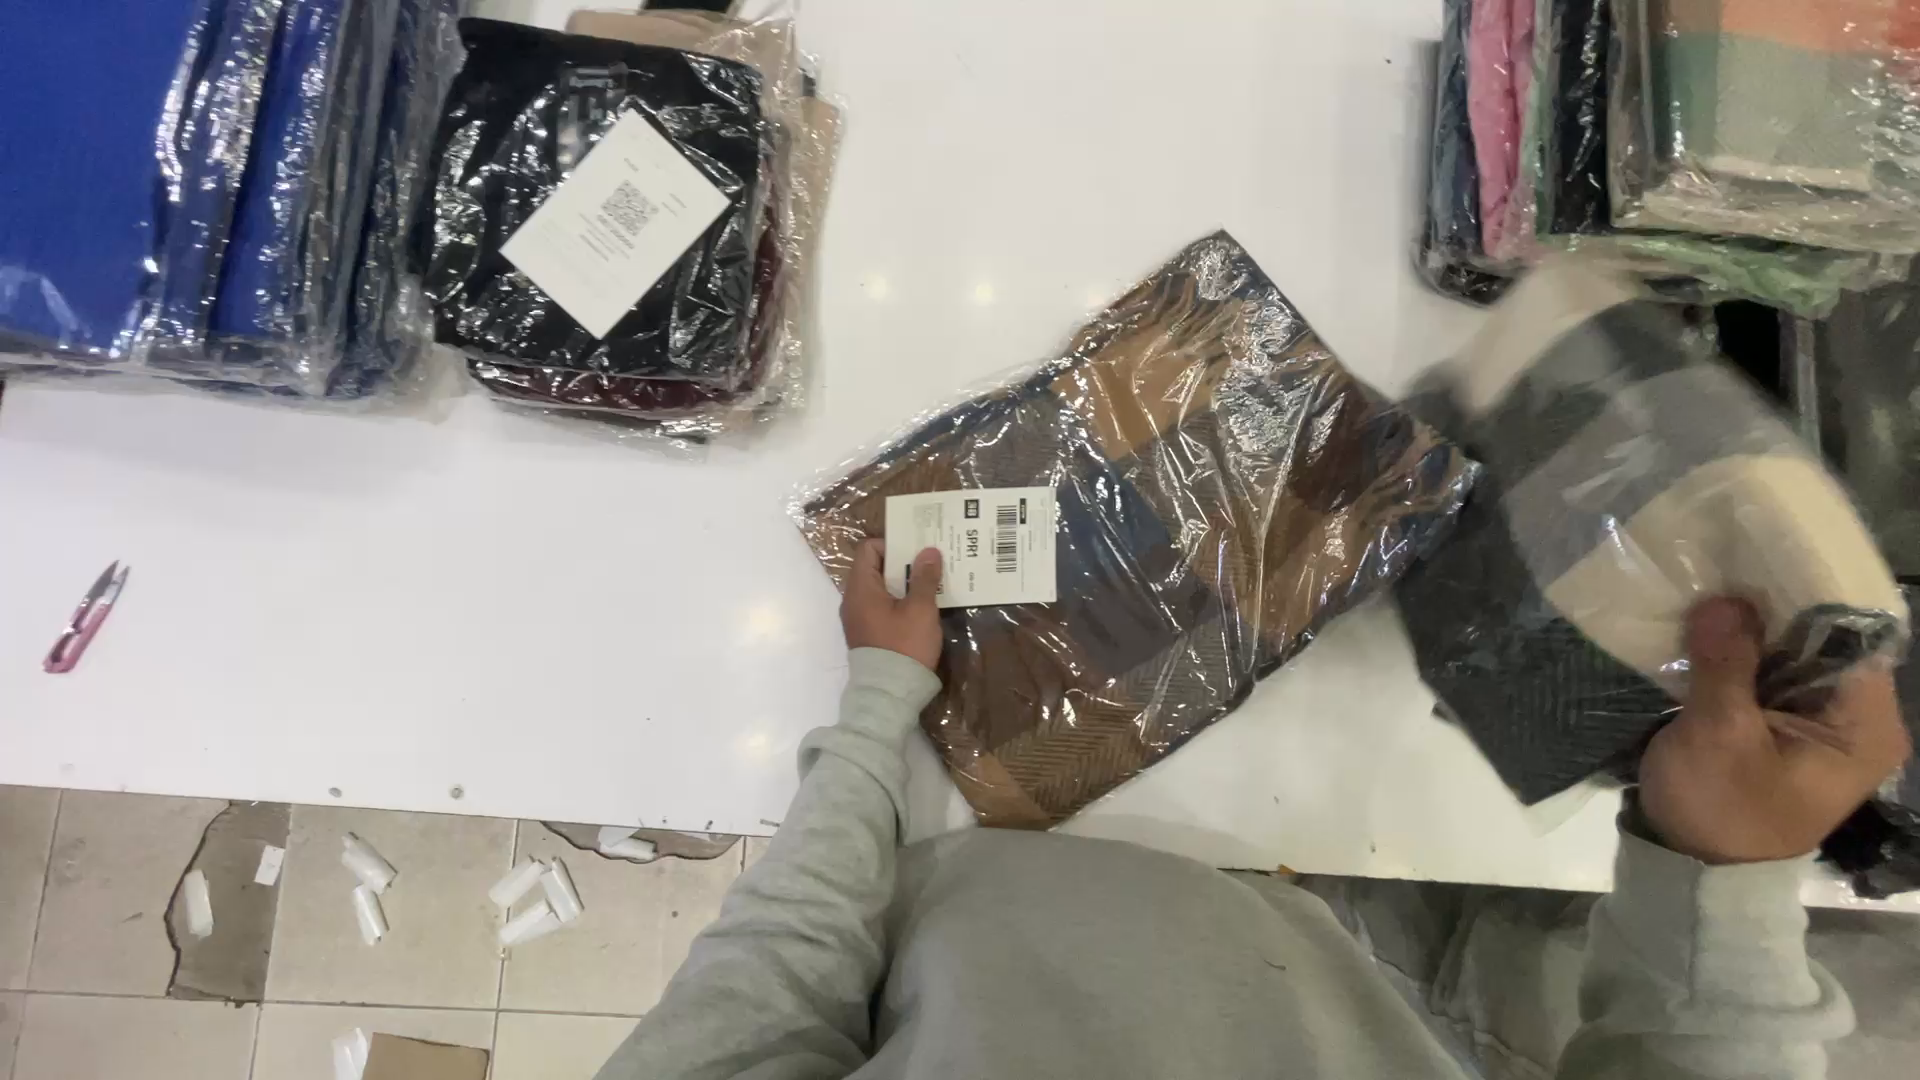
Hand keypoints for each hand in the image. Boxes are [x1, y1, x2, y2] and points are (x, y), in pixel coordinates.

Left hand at [841, 539, 943, 670]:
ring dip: (903, 583)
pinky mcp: (868, 634)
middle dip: (903, 563)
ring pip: (881, 589)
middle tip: (930, 562)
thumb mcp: (920, 609)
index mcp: (860, 588)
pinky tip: (921, 606)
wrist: (890, 693)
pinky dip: (899, 601)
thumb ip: (924, 578)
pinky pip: (882, 607)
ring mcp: (859, 619)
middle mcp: (853, 600)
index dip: (892, 544)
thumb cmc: (904, 645)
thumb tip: (928, 551)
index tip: (916, 549)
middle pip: (875, 568)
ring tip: (930, 583)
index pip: (868, 549)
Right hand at [1638, 597, 1909, 864]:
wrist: (1695, 865)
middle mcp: (1849, 721)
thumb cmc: (1721, 803)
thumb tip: (1726, 598)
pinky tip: (1690, 640)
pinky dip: (1725, 660)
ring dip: (1738, 636)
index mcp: (1863, 725)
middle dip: (1763, 614)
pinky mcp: (1768, 730)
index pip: (1852, 642)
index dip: (1805, 600)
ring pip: (1781, 661)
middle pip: (1816, 648)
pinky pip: (1755, 681)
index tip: (1752, 564)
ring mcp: (1807, 727)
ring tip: (1692, 600)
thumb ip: (1726, 666)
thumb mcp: (1718, 733)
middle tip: (1709, 575)